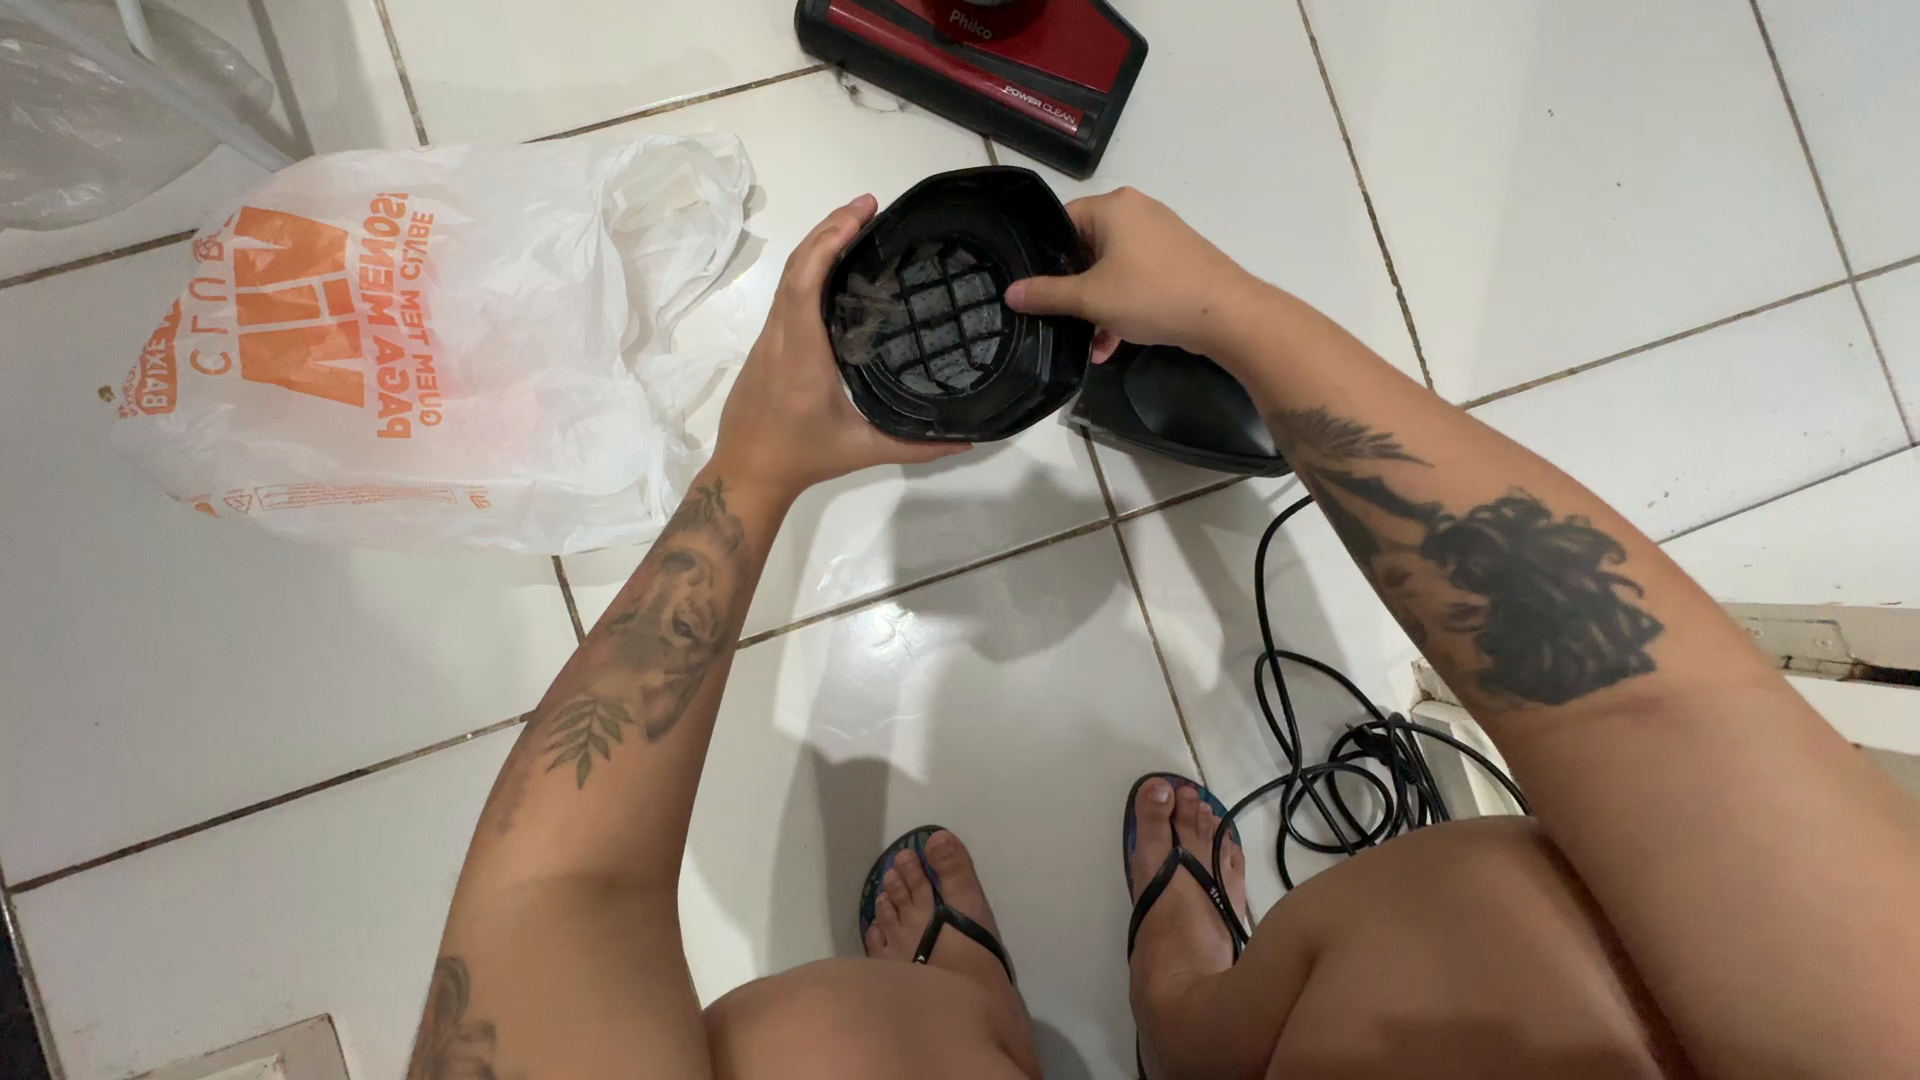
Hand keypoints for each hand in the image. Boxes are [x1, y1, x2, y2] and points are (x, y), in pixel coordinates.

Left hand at [711, 195, 971, 500]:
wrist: (746, 472)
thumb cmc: (803, 459)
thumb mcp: (864, 452)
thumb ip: (917, 446)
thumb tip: (967, 441)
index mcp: (802, 357)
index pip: (804, 284)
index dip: (828, 242)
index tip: (861, 215)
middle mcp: (780, 339)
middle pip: (795, 268)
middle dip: (829, 229)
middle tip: (870, 207)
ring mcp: (767, 340)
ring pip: (787, 279)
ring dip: (817, 246)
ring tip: (857, 227)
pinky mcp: (765, 347)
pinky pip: (785, 296)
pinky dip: (809, 270)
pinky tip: (835, 270)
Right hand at [1003, 187, 1258, 362]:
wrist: (1224, 314)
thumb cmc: (1151, 295)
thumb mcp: (1090, 299)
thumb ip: (1047, 295)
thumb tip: (1010, 293)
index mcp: (1113, 207)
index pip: (1062, 220)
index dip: (1044, 255)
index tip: (1034, 288)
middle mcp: (1137, 212)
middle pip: (1086, 249)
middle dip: (1072, 290)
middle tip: (1057, 318)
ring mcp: (1160, 237)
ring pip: (1111, 271)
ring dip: (1096, 308)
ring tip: (1088, 343)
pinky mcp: (1176, 261)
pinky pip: (1135, 281)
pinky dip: (1121, 309)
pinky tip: (1111, 346)